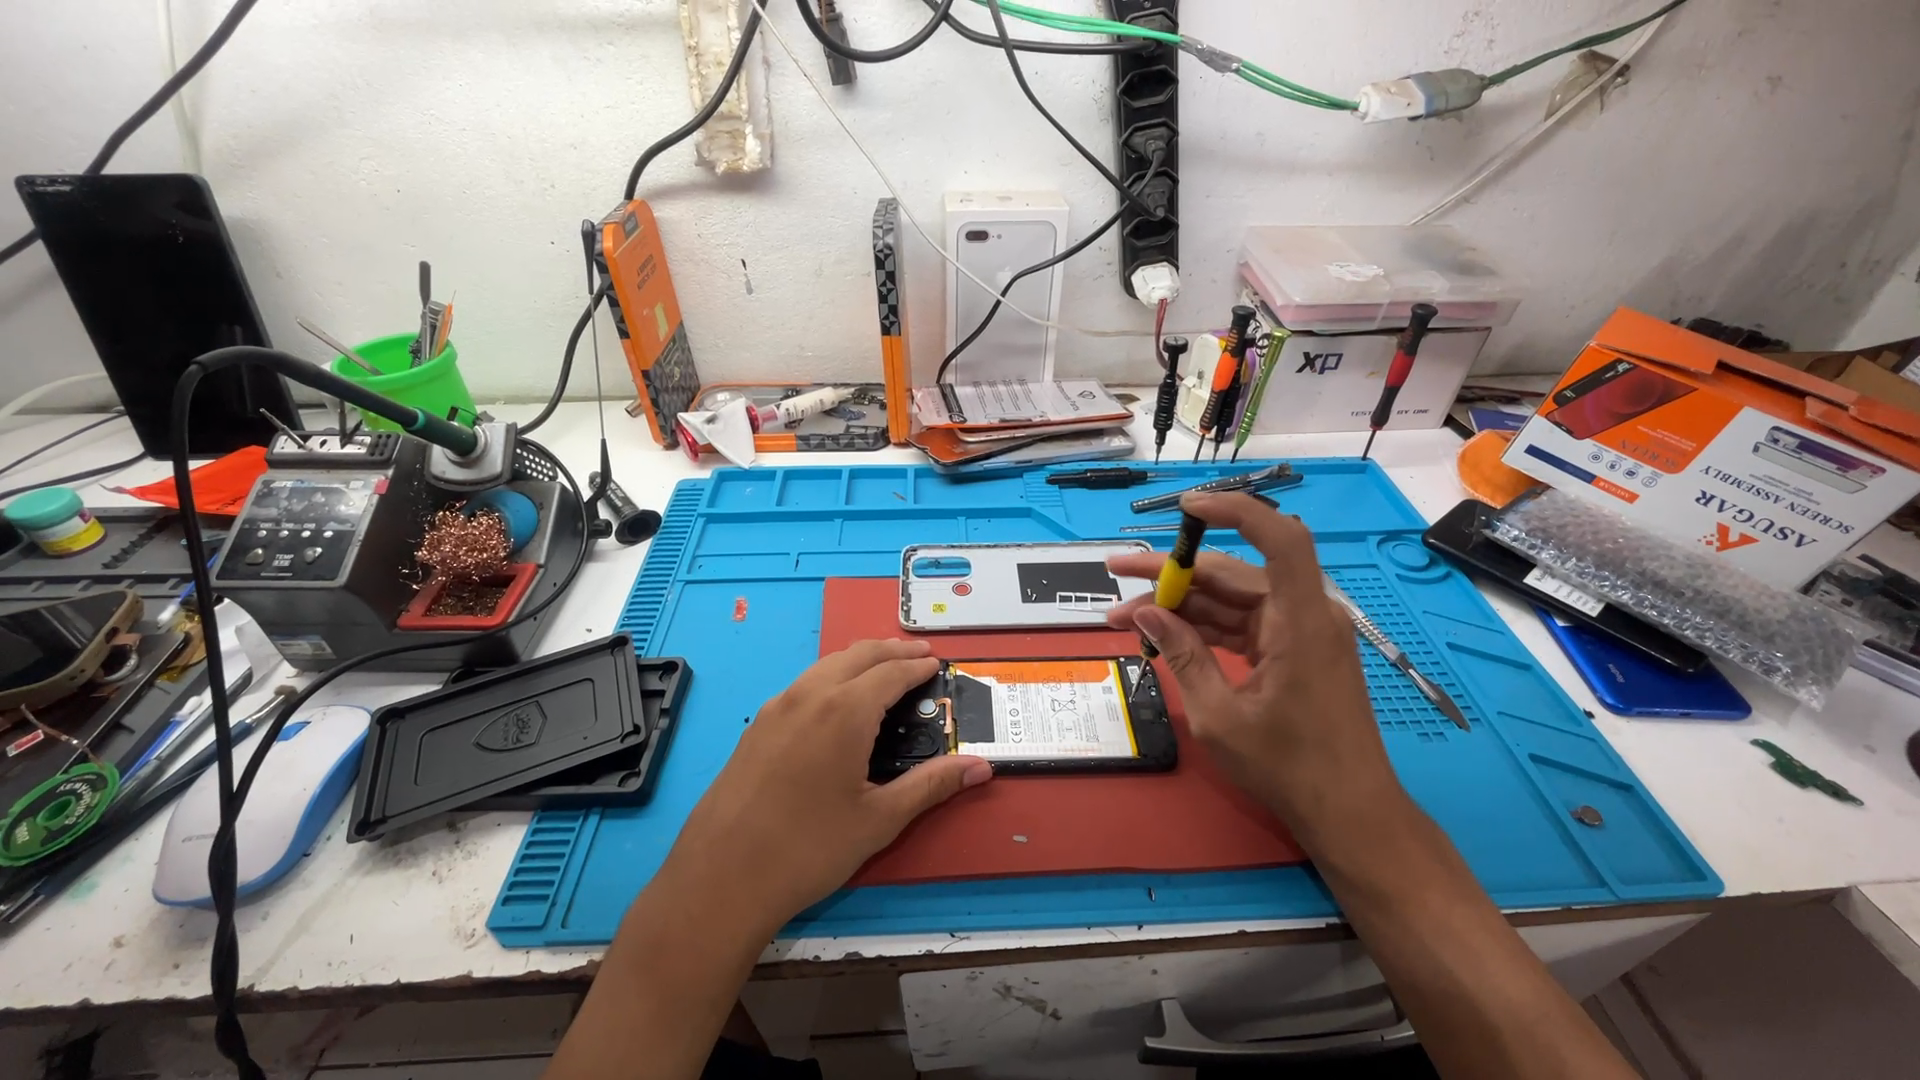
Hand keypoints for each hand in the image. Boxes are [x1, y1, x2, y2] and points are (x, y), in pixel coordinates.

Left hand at [659, 639, 991, 932]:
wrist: (721, 876)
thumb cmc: (809, 848)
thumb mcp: (880, 819)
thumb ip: (932, 785)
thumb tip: (980, 766)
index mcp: (844, 710)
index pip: (891, 673)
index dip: (918, 667)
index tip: (937, 664)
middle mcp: (809, 696)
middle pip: (857, 655)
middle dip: (892, 652)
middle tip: (918, 657)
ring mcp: (776, 708)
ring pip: (825, 666)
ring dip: (859, 660)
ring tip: (882, 671)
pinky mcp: (755, 727)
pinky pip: (802, 685)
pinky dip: (831, 677)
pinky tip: (836, 703)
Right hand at [1105, 494, 1402, 841]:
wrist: (1349, 814)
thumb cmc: (1288, 768)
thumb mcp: (1220, 716)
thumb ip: (1183, 656)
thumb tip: (1146, 614)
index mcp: (1300, 621)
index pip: (1279, 538)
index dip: (1234, 511)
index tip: (1184, 509)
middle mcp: (1305, 614)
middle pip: (1235, 572)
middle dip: (1173, 574)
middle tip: (1117, 574)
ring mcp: (1301, 632)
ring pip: (1233, 599)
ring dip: (1181, 605)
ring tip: (1125, 616)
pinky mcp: (1295, 651)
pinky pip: (1244, 623)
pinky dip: (1205, 627)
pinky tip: (1164, 634)